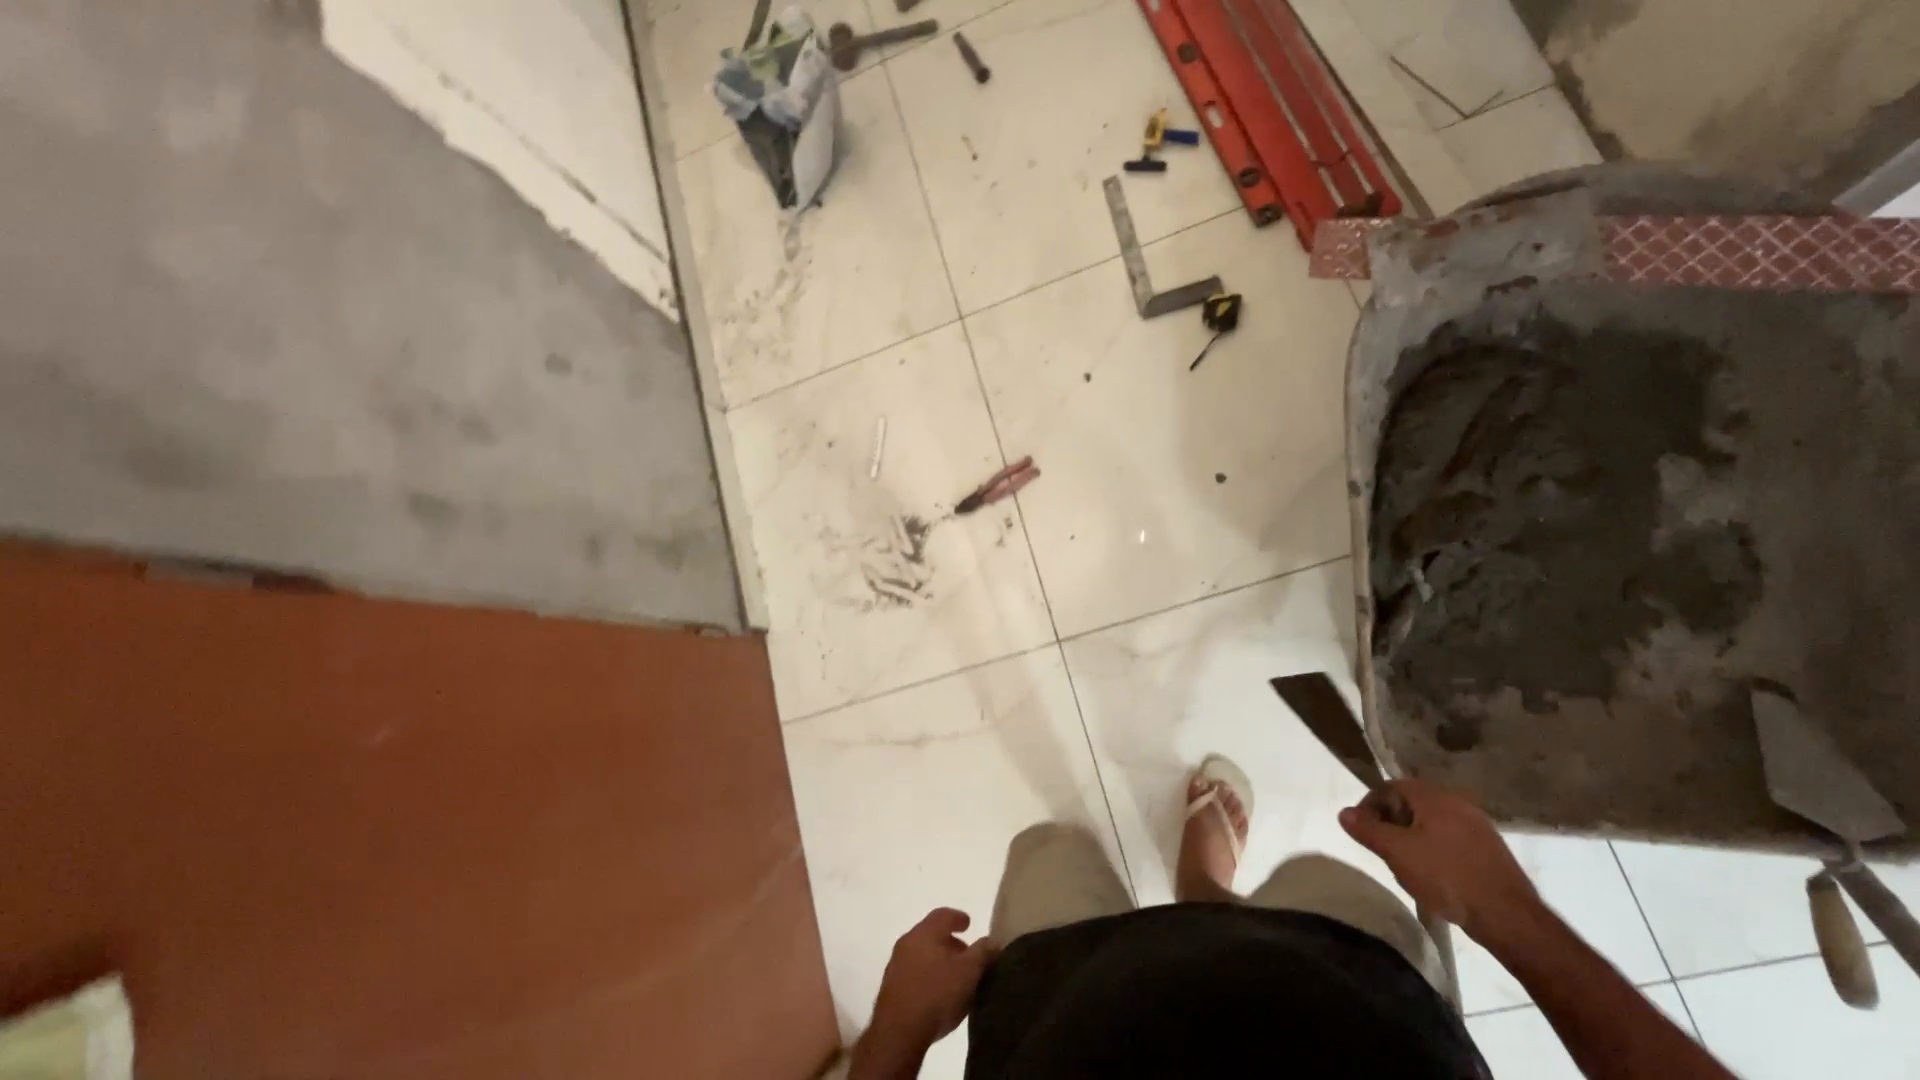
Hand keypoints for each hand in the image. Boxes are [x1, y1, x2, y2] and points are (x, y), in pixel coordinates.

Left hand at [870, 908, 998, 1047]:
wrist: (898, 1033)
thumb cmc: (937, 995)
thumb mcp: (969, 972)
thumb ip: (982, 953)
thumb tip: (991, 940)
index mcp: (924, 933)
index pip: (942, 915)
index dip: (957, 917)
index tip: (968, 924)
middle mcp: (906, 944)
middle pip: (931, 935)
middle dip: (950, 943)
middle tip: (967, 955)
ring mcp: (895, 966)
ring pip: (922, 955)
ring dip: (939, 961)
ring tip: (956, 978)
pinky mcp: (891, 989)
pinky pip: (914, 973)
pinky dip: (929, 976)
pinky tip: (939, 994)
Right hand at [1340, 779, 1540, 940]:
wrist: (1507, 916)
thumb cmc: (1447, 878)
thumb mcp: (1398, 853)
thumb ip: (1368, 830)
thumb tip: (1344, 812)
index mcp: (1436, 798)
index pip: (1392, 787)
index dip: (1370, 804)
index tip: (1360, 829)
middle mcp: (1459, 803)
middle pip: (1413, 802)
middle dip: (1390, 820)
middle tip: (1379, 846)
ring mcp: (1478, 826)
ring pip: (1432, 821)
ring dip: (1411, 835)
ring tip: (1403, 862)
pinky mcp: (1489, 849)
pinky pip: (1451, 837)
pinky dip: (1433, 846)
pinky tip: (1432, 873)